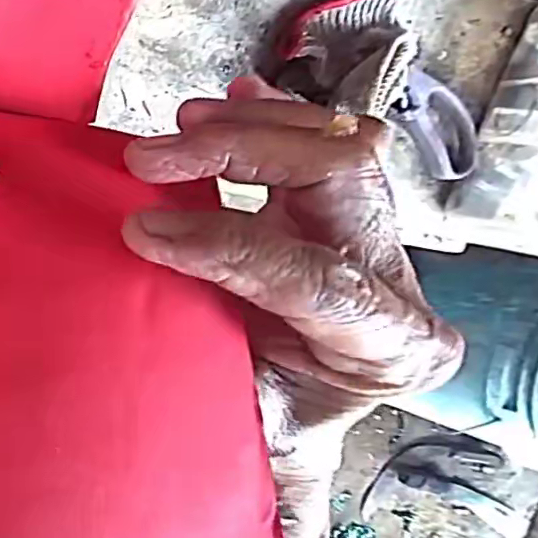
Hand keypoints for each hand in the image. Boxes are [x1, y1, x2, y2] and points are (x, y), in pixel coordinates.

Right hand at [121, 78, 461, 537]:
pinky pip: (323, 150)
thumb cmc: (264, 434)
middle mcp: (395, 282)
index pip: (311, 274)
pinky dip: (276, 119)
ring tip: (181, 124)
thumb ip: (230, 408)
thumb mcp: (248, 437)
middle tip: (151, 157)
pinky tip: (239, 100)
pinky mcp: (336, 220)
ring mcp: (371, 242)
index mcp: (388, 346)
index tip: (142, 229)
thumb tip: (183, 385)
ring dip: (251, 128)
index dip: (220, 245)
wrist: (286, 426)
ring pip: (337, 151)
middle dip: (240, 156)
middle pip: (341, 181)